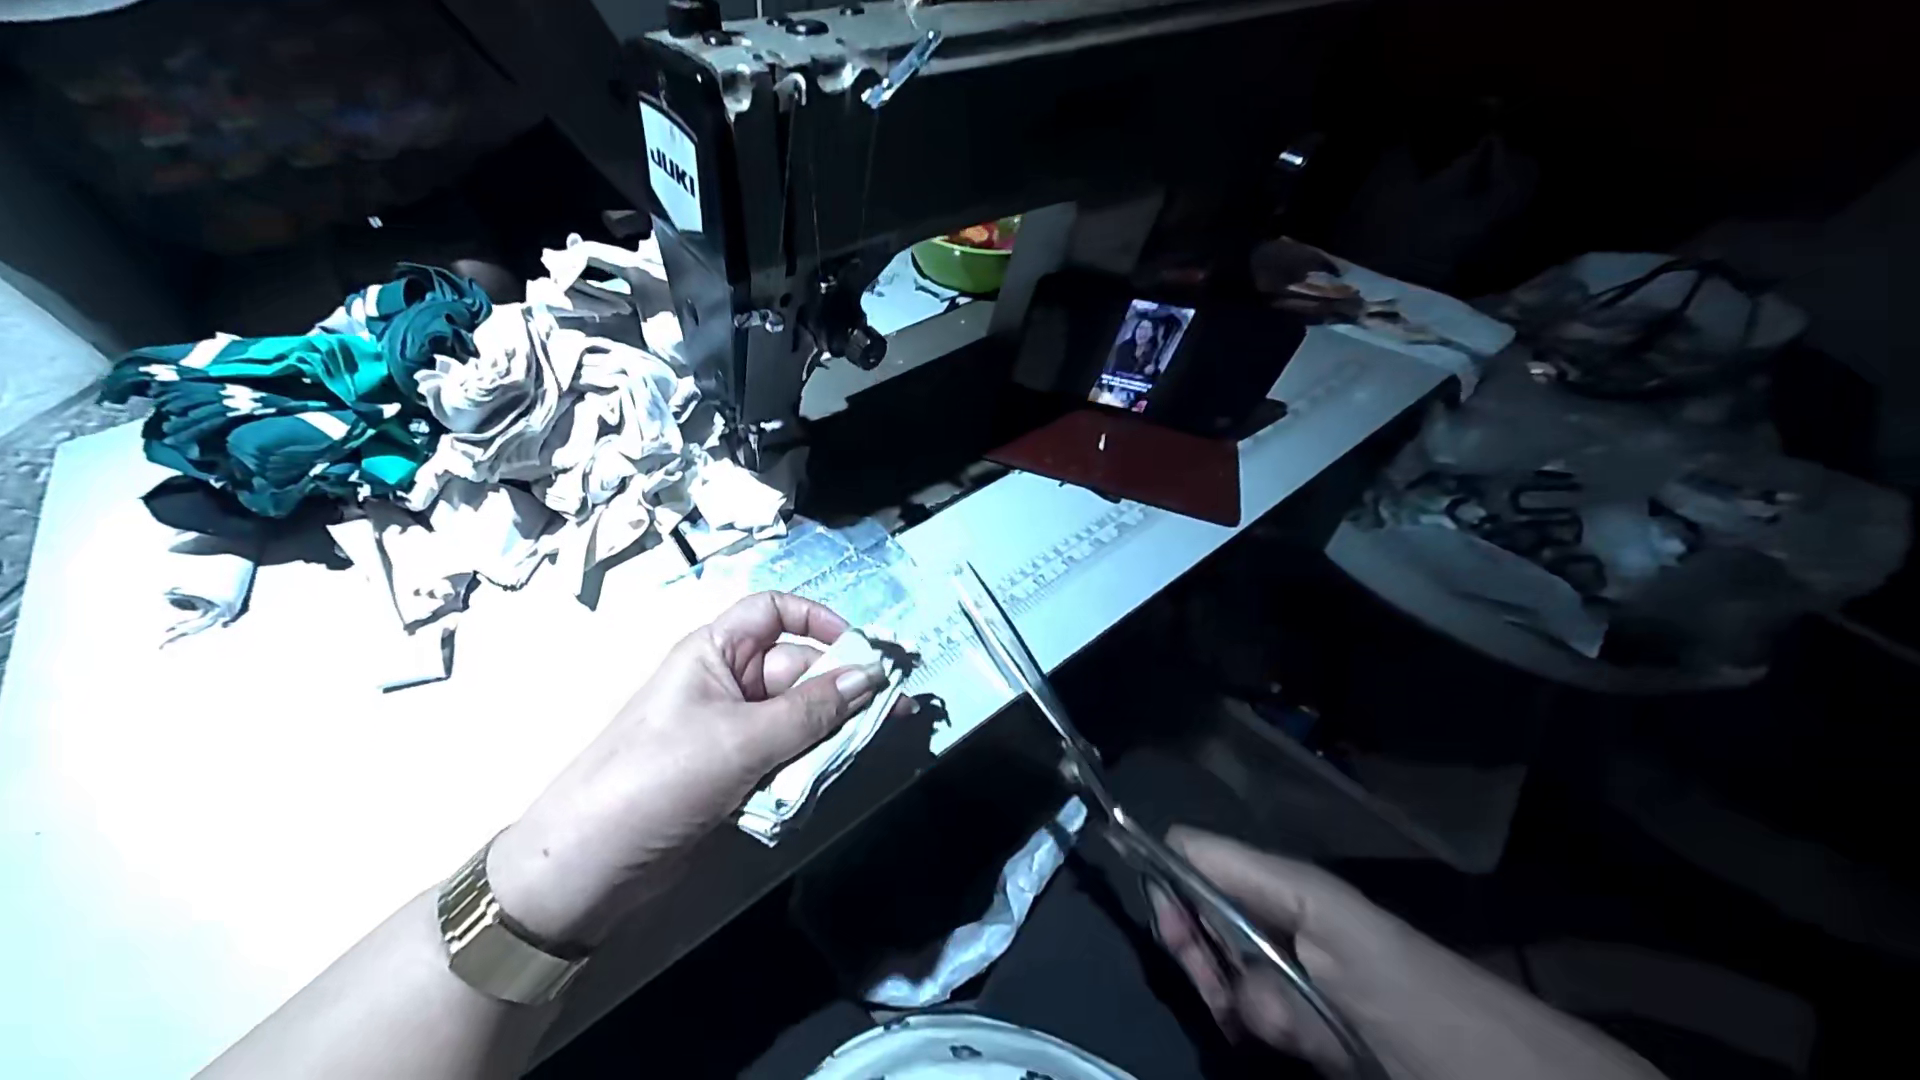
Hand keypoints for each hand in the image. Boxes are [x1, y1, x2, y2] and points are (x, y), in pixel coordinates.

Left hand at [487, 592, 890, 949]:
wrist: (590, 868)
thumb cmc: (660, 778)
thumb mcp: (742, 738)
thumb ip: (813, 709)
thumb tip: (873, 675)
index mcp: (717, 651)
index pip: (774, 611)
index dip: (817, 620)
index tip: (858, 649)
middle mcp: (729, 681)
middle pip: (799, 668)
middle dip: (841, 688)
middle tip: (892, 712)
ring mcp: (734, 727)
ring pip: (801, 713)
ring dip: (834, 728)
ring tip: (873, 741)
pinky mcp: (739, 767)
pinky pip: (790, 749)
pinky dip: (813, 758)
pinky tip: (837, 769)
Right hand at [1153, 828, 1666, 1079]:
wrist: (1506, 1070)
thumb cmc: (1414, 995)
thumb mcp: (1337, 945)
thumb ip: (1261, 929)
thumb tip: (1210, 961)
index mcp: (1278, 883)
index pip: (1189, 852)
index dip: (1166, 881)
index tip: (1178, 940)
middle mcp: (1272, 906)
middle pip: (1192, 902)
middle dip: (1191, 946)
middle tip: (1218, 996)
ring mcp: (1285, 951)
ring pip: (1214, 952)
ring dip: (1217, 985)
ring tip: (1247, 1022)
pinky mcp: (1298, 993)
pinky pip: (1245, 990)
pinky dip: (1240, 1008)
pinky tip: (1259, 1030)